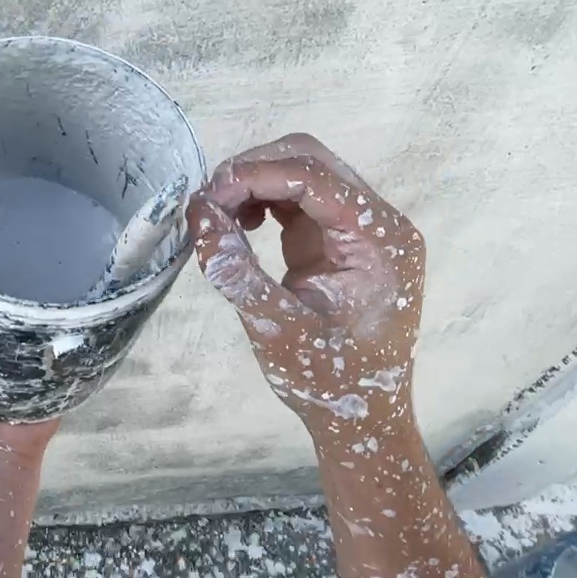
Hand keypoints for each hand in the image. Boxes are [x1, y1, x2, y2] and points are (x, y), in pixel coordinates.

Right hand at [186, 133, 424, 443]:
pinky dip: (260, 198)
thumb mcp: (277, 330)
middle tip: (209, 205)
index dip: (254, 176)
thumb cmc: (331, 381)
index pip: (313, 177)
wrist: (362, 419)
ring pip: (298, 168)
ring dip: (252, 182)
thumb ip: (237, 272)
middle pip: (308, 159)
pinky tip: (240, 224)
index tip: (208, 199)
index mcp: (379, 242)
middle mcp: (377, 222)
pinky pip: (294, 193)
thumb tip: (197, 213)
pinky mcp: (335, 235)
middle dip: (251, 171)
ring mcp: (358, 226)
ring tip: (220, 216)